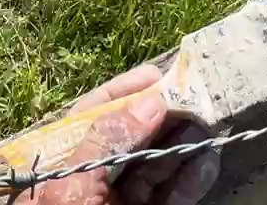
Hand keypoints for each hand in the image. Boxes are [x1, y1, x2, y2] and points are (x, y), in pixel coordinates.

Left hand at [34, 65, 218, 204]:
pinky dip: (190, 182)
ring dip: (184, 145)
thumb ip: (108, 140)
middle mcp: (89, 183)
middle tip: (196, 97)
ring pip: (156, 167)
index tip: (158, 74)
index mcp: (59, 167)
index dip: (123, 91)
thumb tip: (151, 99)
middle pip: (131, 137)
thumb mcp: (71, 188)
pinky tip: (206, 164)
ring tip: (208, 127)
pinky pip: (170, 199)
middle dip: (164, 116)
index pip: (91, 116)